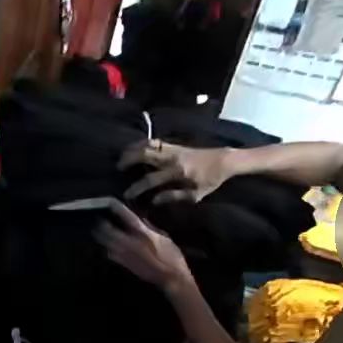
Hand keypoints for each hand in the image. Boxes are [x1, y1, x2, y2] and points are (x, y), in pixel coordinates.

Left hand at [95, 204, 192, 291]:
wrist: (171, 278)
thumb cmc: (172, 256)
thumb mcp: (165, 238)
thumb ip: (151, 228)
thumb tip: (140, 219)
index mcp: (144, 234)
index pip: (127, 218)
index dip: (117, 208)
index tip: (110, 201)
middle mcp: (132, 243)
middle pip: (110, 231)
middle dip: (102, 224)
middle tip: (99, 218)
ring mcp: (126, 254)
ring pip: (106, 243)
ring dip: (101, 236)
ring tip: (98, 230)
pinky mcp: (125, 264)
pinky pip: (110, 255)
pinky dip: (106, 249)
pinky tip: (107, 246)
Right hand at [120, 141, 236, 203]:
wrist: (223, 160)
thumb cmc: (210, 180)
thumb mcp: (195, 195)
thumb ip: (174, 197)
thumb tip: (154, 201)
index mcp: (177, 172)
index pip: (151, 180)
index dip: (137, 187)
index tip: (127, 194)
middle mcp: (172, 158)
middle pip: (144, 154)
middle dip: (128, 159)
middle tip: (118, 167)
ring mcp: (173, 148)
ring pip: (147, 144)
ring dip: (133, 148)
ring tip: (122, 155)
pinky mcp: (174, 144)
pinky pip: (154, 141)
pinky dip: (142, 144)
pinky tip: (135, 148)